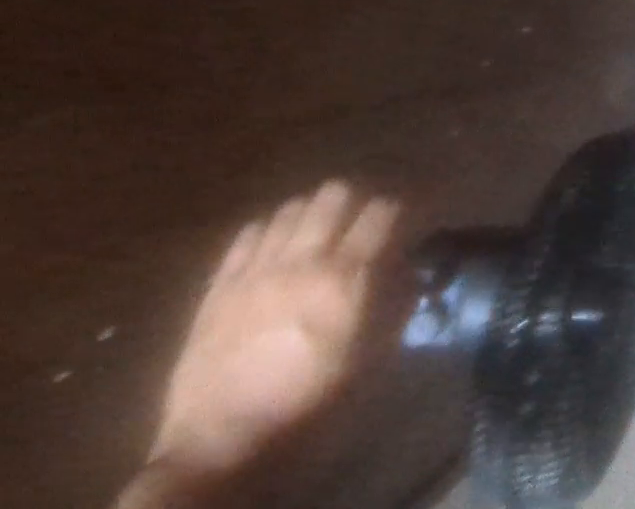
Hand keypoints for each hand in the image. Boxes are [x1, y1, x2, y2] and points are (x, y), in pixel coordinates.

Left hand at [135, 182, 401, 500]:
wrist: (224, 441)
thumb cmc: (313, 400)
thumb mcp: (371, 356)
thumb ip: (394, 306)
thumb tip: (409, 274)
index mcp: (346, 278)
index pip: (382, 214)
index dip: (400, 205)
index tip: (410, 210)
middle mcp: (303, 262)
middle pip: (333, 199)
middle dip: (357, 198)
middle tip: (366, 214)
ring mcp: (255, 271)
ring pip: (290, 211)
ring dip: (313, 210)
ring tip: (323, 222)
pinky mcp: (219, 287)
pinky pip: (247, 236)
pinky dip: (269, 228)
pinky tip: (277, 236)